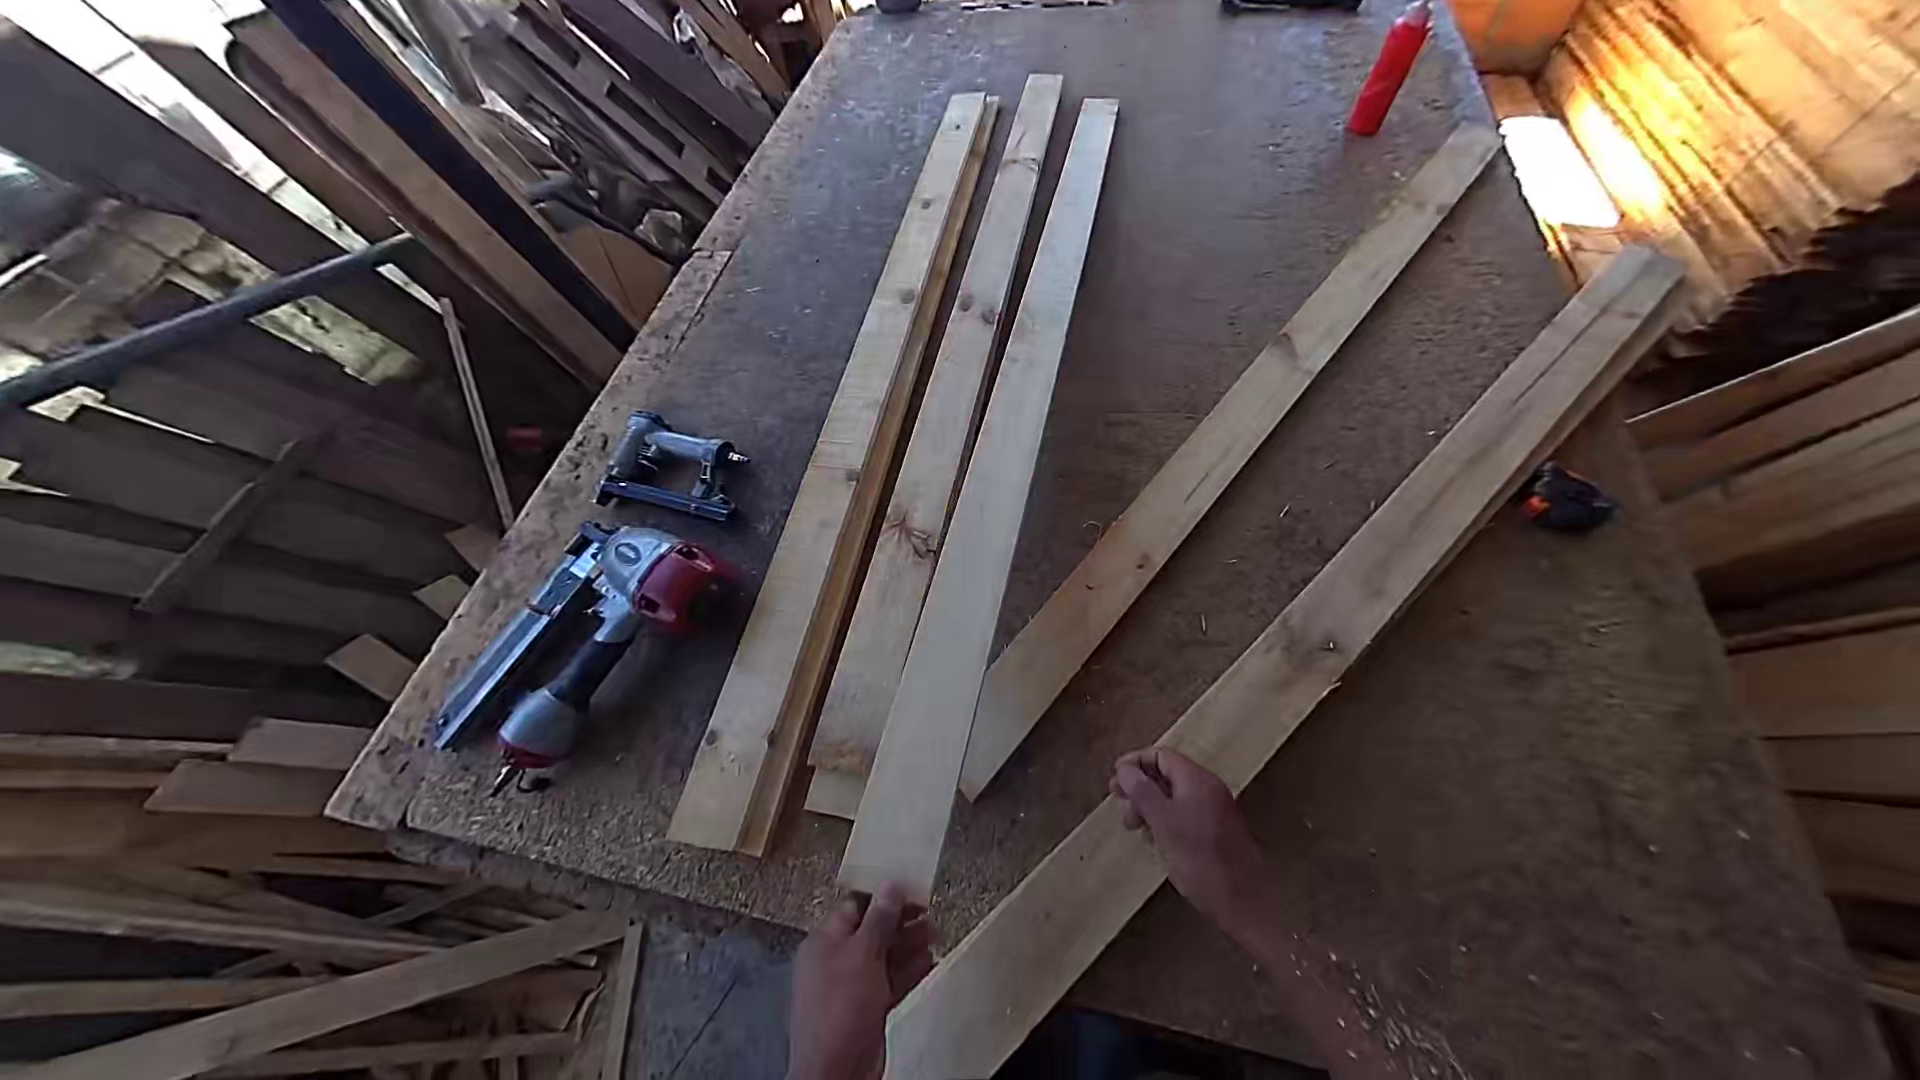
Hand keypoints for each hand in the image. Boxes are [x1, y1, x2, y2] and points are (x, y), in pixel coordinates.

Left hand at [787, 882, 934, 1079]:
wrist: (838, 1075)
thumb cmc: (840, 1010)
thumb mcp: (863, 954)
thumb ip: (879, 919)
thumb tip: (890, 886)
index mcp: (824, 941)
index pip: (855, 906)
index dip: (883, 896)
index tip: (910, 889)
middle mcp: (836, 961)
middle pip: (873, 930)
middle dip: (901, 922)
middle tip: (928, 913)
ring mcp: (851, 987)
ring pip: (885, 956)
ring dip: (910, 945)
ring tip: (935, 934)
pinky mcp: (867, 1009)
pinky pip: (890, 982)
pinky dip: (909, 972)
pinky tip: (928, 963)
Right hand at [1110, 747, 1275, 930]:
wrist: (1245, 904)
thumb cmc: (1201, 860)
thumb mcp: (1163, 823)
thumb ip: (1143, 792)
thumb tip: (1125, 769)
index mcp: (1197, 780)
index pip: (1160, 755)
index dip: (1134, 763)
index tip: (1114, 780)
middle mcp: (1208, 788)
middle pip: (1166, 773)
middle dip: (1140, 785)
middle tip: (1120, 803)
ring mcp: (1214, 809)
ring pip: (1174, 794)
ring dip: (1150, 803)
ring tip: (1135, 826)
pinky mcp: (1216, 830)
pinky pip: (1184, 811)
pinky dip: (1164, 817)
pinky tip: (1155, 836)